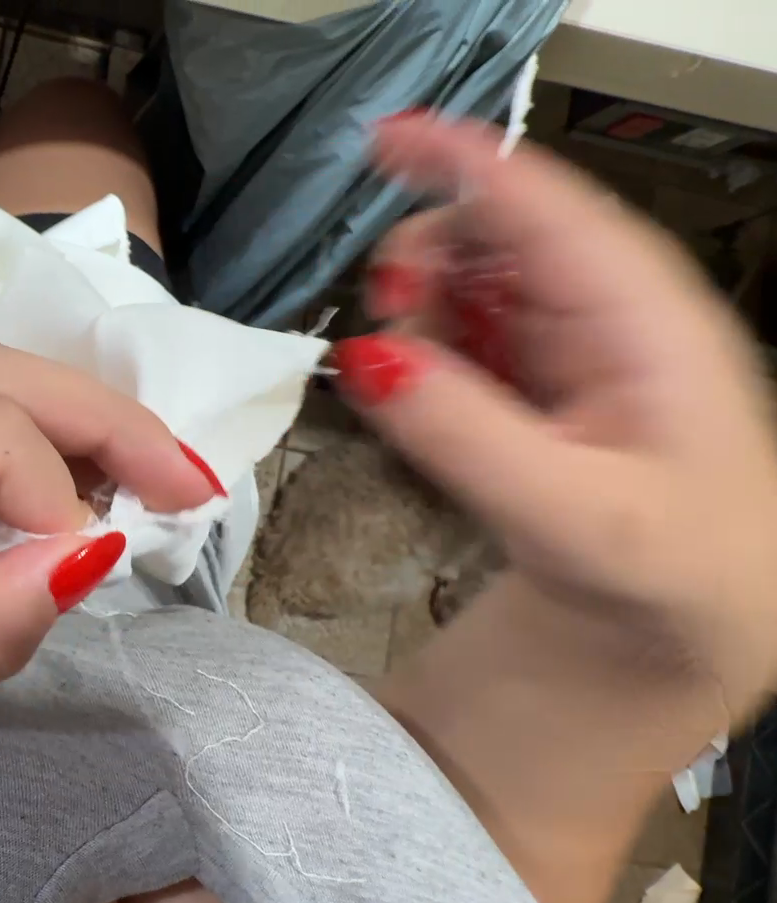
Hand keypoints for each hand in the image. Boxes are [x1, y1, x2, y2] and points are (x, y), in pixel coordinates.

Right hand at [340, 115, 776, 717]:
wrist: (672, 629)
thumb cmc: (657, 570)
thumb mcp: (564, 511)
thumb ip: (461, 432)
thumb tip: (364, 356)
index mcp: (649, 331)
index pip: (558, 220)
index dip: (474, 168)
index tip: (388, 138)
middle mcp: (607, 325)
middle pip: (500, 242)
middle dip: (428, 256)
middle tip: (387, 309)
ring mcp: (562, 357)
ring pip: (468, 289)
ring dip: (415, 307)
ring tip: (400, 366)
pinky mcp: (525, 393)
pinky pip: (455, 341)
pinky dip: (417, 348)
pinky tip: (415, 386)